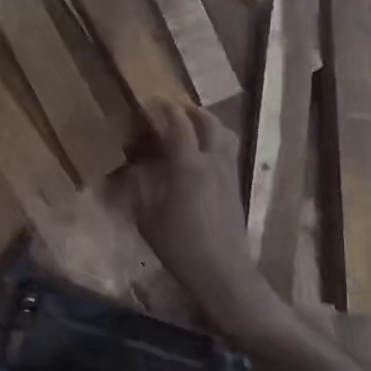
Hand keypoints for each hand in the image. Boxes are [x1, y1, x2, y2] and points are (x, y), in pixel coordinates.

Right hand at [119, 99, 282, 336]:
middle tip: (177, 109)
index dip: (167, 109)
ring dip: (210, 124)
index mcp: (189, 166)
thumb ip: (140, 190)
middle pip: (209, 122)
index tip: (155, 100)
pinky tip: (205, 154)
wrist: (223, 270)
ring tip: (195, 126)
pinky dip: (217, 141)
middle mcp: (213, 161)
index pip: (179, 125)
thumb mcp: (149, 220)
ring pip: (225, 135)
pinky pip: (229, 151)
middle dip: (193, 111)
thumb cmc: (181, 247)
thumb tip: (134, 169)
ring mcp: (229, 172)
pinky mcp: (237, 186)